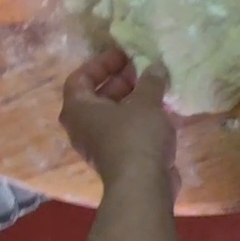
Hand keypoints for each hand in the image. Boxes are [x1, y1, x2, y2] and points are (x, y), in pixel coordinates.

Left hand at [60, 49, 177, 193]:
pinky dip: (140, 121)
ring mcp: (100, 145)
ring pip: (114, 116)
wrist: (143, 184)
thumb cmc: (136, 136)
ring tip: (156, 91)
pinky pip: (126, 132)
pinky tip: (161, 115)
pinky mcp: (118, 159)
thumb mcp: (146, 102)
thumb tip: (155, 66)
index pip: (81, 77)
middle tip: (143, 72)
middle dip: (120, 82)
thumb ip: (150, 81)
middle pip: (98, 97)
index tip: (124, 56)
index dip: (101, 63)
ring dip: (133, 102)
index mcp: (78, 108)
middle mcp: (82, 126)